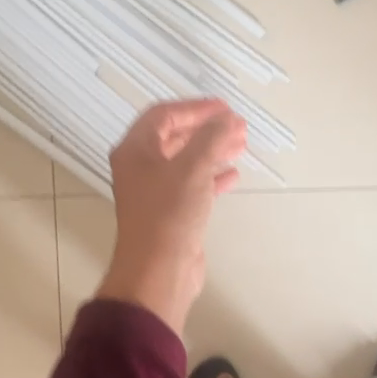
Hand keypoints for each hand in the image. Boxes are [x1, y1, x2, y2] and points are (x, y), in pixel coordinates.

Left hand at [96, 99, 247, 335]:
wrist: (160, 269)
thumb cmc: (170, 213)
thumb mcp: (193, 168)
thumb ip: (212, 138)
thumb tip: (229, 119)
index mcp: (135, 150)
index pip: (164, 115)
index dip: (196, 108)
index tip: (225, 109)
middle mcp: (140, 167)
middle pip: (175, 137)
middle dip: (207, 129)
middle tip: (238, 127)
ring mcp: (154, 192)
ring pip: (186, 161)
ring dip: (213, 150)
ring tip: (241, 145)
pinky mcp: (170, 213)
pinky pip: (192, 185)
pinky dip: (212, 176)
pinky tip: (233, 175)